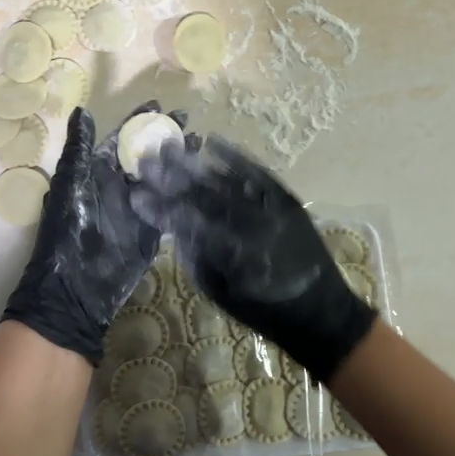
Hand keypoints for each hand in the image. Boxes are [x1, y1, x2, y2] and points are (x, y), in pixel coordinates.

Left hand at [0, 104, 175, 364]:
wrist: (75, 286)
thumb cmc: (67, 231)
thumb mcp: (70, 184)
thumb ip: (79, 148)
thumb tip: (82, 109)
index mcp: (97, 171)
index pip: (121, 138)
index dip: (138, 120)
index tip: (158, 104)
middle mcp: (119, 185)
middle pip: (146, 153)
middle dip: (165, 135)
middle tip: (188, 118)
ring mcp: (138, 207)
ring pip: (162, 176)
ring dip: (180, 159)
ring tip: (200, 140)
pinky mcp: (153, 229)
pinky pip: (171, 206)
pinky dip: (186, 191)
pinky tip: (203, 177)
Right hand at [133, 134, 376, 381]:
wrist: (319, 311)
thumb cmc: (261, 310)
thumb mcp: (218, 290)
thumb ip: (194, 254)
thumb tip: (171, 224)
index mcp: (230, 251)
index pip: (185, 219)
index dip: (159, 207)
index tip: (135, 195)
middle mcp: (251, 223)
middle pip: (202, 192)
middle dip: (171, 175)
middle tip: (145, 159)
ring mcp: (270, 207)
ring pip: (225, 179)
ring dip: (195, 163)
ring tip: (170, 148)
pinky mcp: (284, 198)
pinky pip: (255, 174)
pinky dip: (233, 158)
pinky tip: (211, 143)